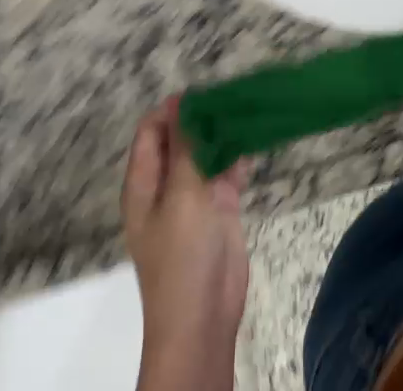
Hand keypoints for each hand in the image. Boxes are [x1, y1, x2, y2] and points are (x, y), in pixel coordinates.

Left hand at [123, 97, 249, 390]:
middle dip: (204, 117)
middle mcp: (167, 186)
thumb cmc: (182, 255)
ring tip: (251, 105)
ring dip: (225, 134)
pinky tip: (258, 136)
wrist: (203, 312)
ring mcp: (195, 197)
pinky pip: (228, 172)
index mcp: (144, 183)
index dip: (173, 110)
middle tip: (236, 92)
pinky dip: (240, 155)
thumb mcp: (181, 196)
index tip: (205, 90)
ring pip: (208, 154)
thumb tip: (183, 104)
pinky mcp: (221, 208)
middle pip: (182, 141)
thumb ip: (186, 150)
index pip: (151, 133)